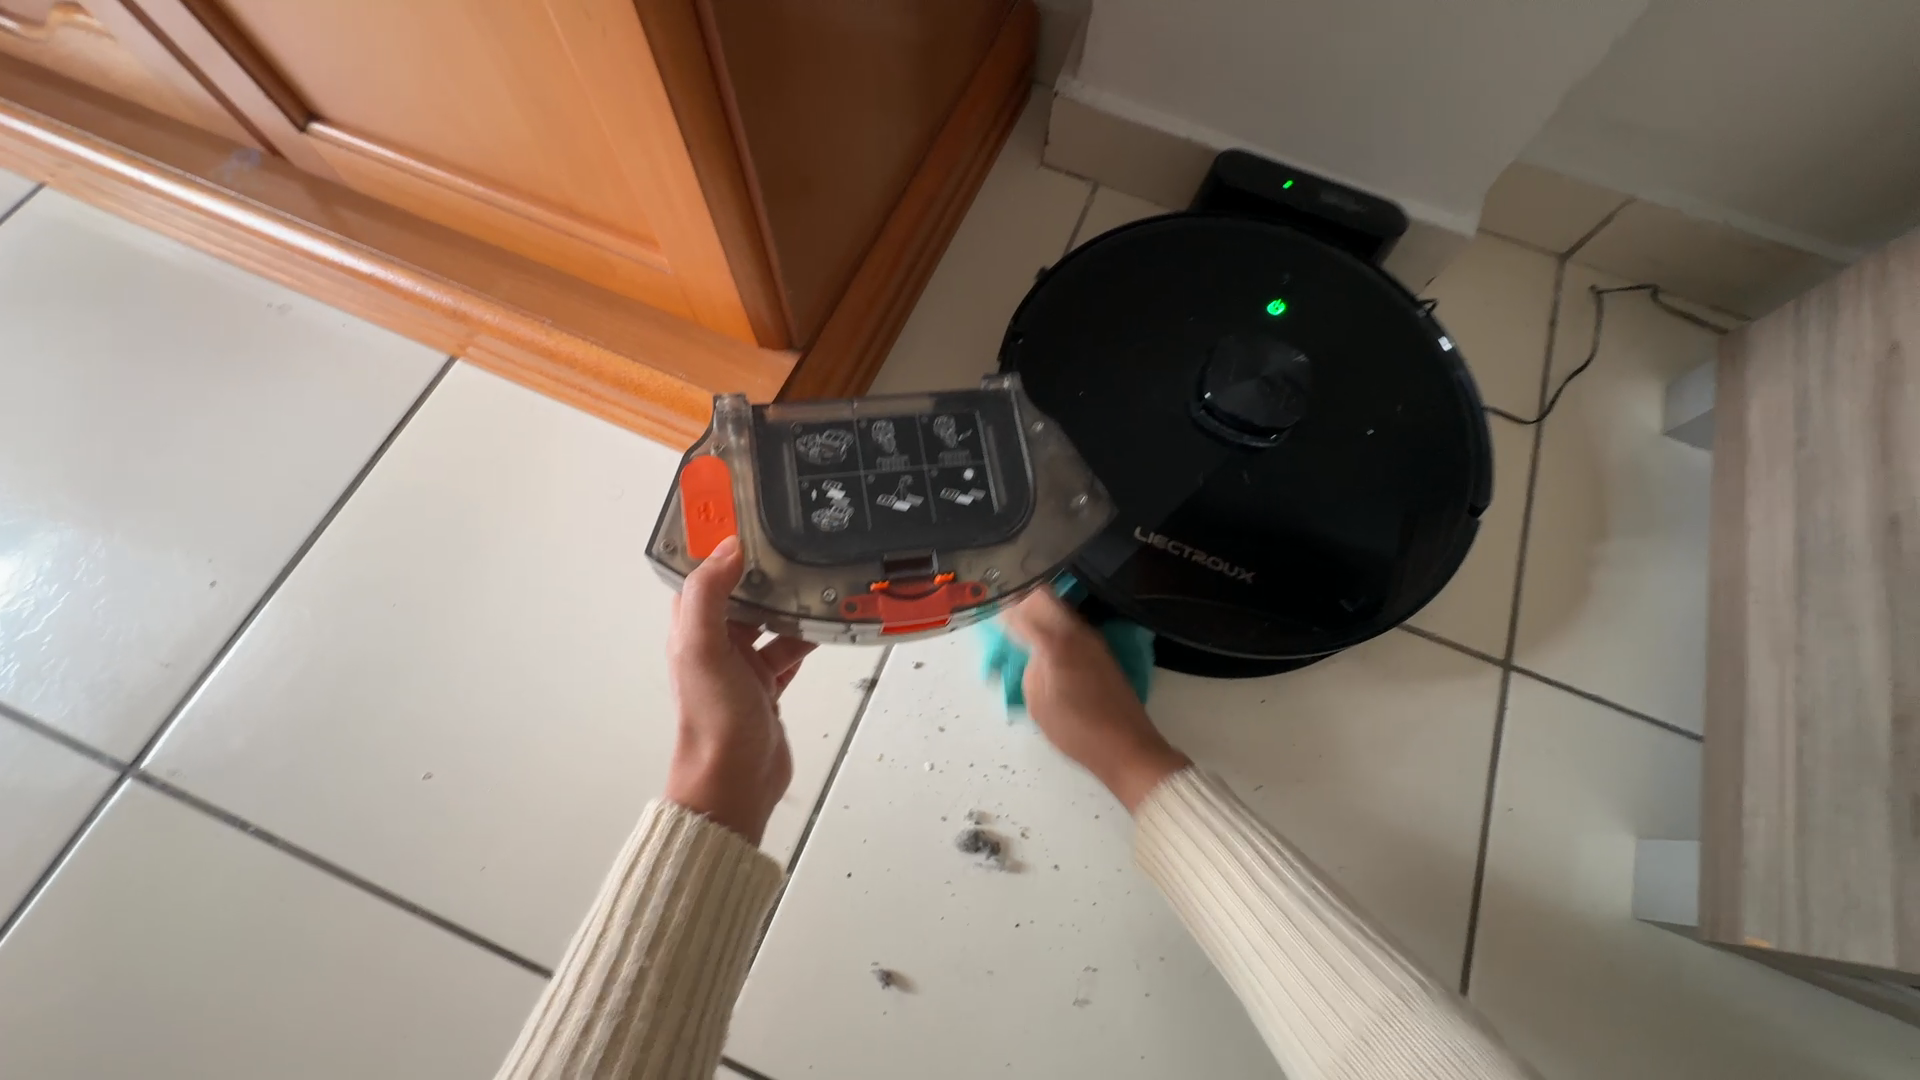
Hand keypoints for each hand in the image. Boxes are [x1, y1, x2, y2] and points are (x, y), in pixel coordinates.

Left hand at [664, 536, 815, 843]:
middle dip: (764, 567)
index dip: (717, 542)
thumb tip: (727, 546)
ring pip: (769, 617)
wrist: (735, 779)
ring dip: (790, 600)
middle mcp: (715, 640)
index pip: (702, 571)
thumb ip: (708, 595)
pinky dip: (806, 636)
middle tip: (795, 540)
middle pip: (741, 590)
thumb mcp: (704, 649)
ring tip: (818, 578)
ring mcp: (742, 662)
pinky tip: (825, 624)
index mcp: (693, 627)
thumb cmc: (713, 719)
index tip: (744, 512)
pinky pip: (789, 648)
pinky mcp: (767, 683)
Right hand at [1002, 589, 1188, 811]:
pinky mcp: (1103, 651)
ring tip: (1024, 625)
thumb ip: (1030, 671)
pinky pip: (1073, 626)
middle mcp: (1076, 633)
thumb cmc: (1077, 731)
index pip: (1023, 612)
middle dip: (1023, 601)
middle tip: (1007, 612)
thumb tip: (1032, 654)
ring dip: (1042, 611)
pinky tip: (1048, 643)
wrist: (1127, 746)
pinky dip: (1057, 626)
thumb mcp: (1039, 706)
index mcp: (1055, 644)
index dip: (1005, 609)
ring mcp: (1093, 640)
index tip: (992, 610)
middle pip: (1045, 598)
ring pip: (1061, 609)